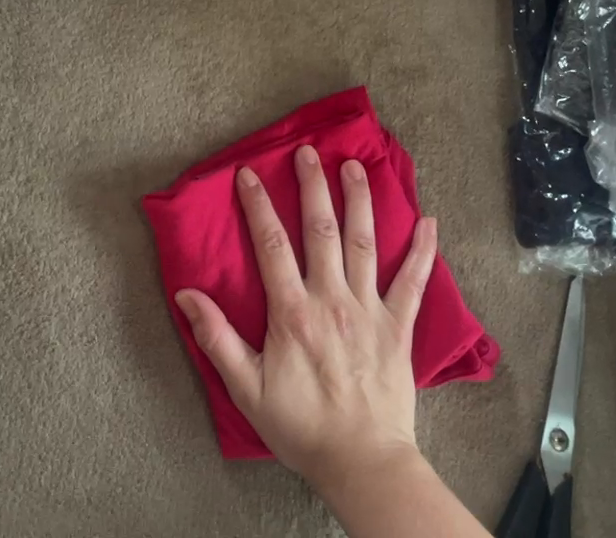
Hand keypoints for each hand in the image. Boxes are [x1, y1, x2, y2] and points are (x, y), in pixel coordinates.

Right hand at [175, 145, 439, 488]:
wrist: (362, 462)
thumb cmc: (301, 426)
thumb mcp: (246, 388)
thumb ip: (216, 338)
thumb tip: (187, 294)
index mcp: (292, 312)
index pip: (271, 244)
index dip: (258, 205)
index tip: (249, 174)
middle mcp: (332, 300)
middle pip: (321, 230)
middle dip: (313, 187)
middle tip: (309, 152)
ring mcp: (370, 310)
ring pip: (364, 243)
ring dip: (360, 201)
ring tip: (355, 166)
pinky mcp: (398, 327)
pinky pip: (413, 282)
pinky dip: (422, 251)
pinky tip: (428, 222)